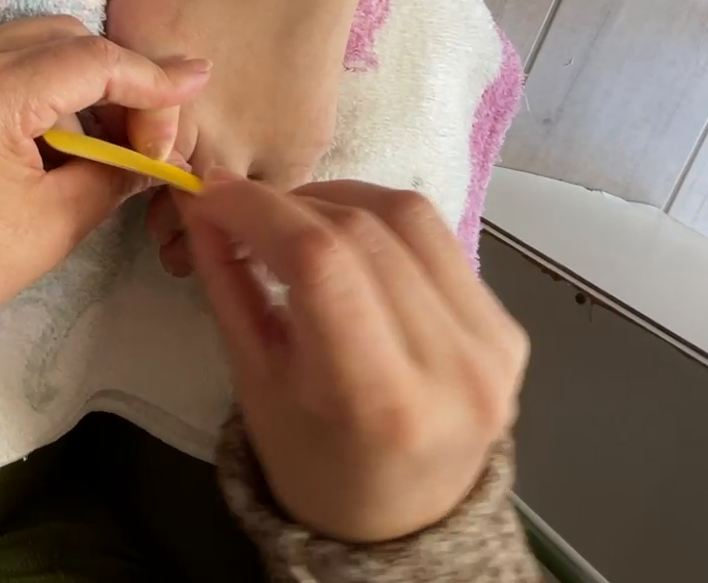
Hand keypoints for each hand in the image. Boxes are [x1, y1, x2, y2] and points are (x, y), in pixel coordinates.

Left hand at [0, 17, 210, 353]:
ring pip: (31, 39)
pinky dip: (35, 80)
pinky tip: (49, 127)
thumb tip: (158, 149)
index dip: (150, 75)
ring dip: (75, 76)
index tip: (196, 83)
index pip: (90, 59)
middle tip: (141, 133)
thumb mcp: (52, 226)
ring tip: (99, 136)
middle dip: (114, 75)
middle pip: (63, 34)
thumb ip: (116, 172)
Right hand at [177, 175, 528, 542]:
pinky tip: (346, 237)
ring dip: (332, 198)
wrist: (397, 515)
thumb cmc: (307, 453)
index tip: (210, 193)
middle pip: (358, 230)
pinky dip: (376, 216)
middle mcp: (449, 365)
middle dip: (283, 202)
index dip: (256, 209)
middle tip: (239, 207)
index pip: (318, 260)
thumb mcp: (249, 373)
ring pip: (404, 214)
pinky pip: (434, 235)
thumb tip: (200, 199)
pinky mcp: (507, 326)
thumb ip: (224, 277)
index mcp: (376, 397)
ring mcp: (489, 343)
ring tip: (293, 220)